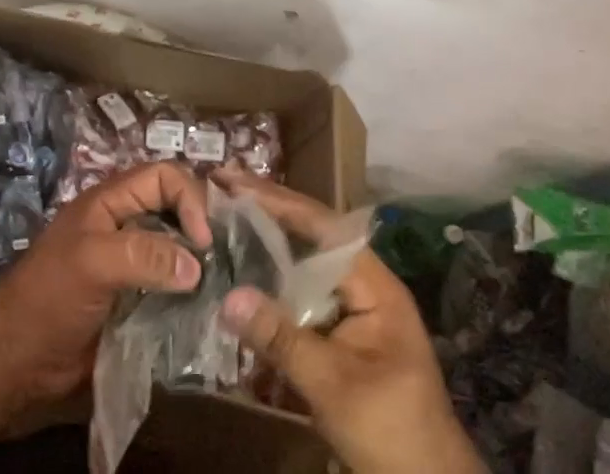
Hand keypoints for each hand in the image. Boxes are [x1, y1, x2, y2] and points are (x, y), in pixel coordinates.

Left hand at [0, 161, 211, 403]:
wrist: (20, 355)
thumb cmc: (50, 295)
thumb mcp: (92, 262)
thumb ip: (143, 254)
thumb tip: (196, 267)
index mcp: (110, 202)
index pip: (164, 177)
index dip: (190, 199)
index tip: (204, 240)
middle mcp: (126, 226)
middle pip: (177, 210)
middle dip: (204, 229)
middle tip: (228, 263)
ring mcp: (133, 265)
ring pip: (180, 251)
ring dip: (203, 266)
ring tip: (228, 290)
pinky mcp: (139, 301)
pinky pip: (175, 289)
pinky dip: (194, 296)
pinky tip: (212, 312)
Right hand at [212, 170, 483, 473]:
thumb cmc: (390, 428)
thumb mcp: (333, 383)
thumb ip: (281, 337)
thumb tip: (228, 295)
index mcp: (375, 286)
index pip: (324, 227)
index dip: (278, 201)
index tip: (233, 181)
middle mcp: (364, 288)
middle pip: (312, 238)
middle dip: (268, 213)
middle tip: (219, 190)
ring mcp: (352, 312)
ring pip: (304, 266)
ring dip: (266, 245)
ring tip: (221, 221)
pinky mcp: (339, 336)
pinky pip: (300, 296)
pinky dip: (270, 282)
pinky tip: (239, 277)